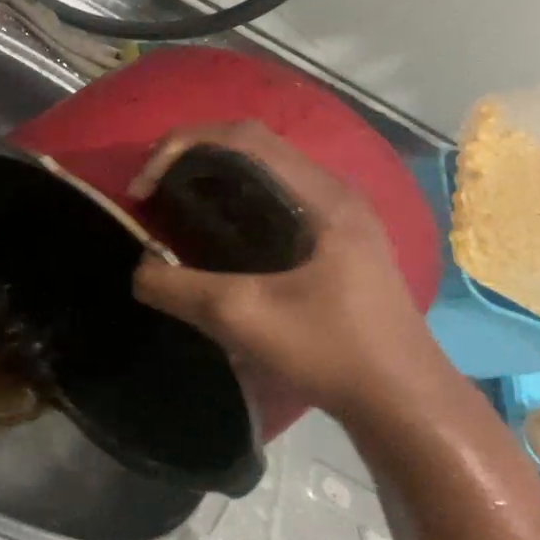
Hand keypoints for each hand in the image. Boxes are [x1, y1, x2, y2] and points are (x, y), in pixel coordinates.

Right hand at [127, 122, 449, 422]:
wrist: (403, 403)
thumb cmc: (330, 350)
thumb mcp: (239, 317)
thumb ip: (175, 286)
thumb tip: (137, 267)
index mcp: (321, 197)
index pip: (240, 137)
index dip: (178, 149)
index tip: (142, 191)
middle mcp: (332, 193)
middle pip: (247, 145)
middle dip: (185, 159)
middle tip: (147, 194)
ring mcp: (335, 216)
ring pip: (256, 171)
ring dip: (204, 179)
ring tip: (166, 209)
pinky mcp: (329, 240)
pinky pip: (266, 198)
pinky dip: (224, 201)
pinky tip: (204, 234)